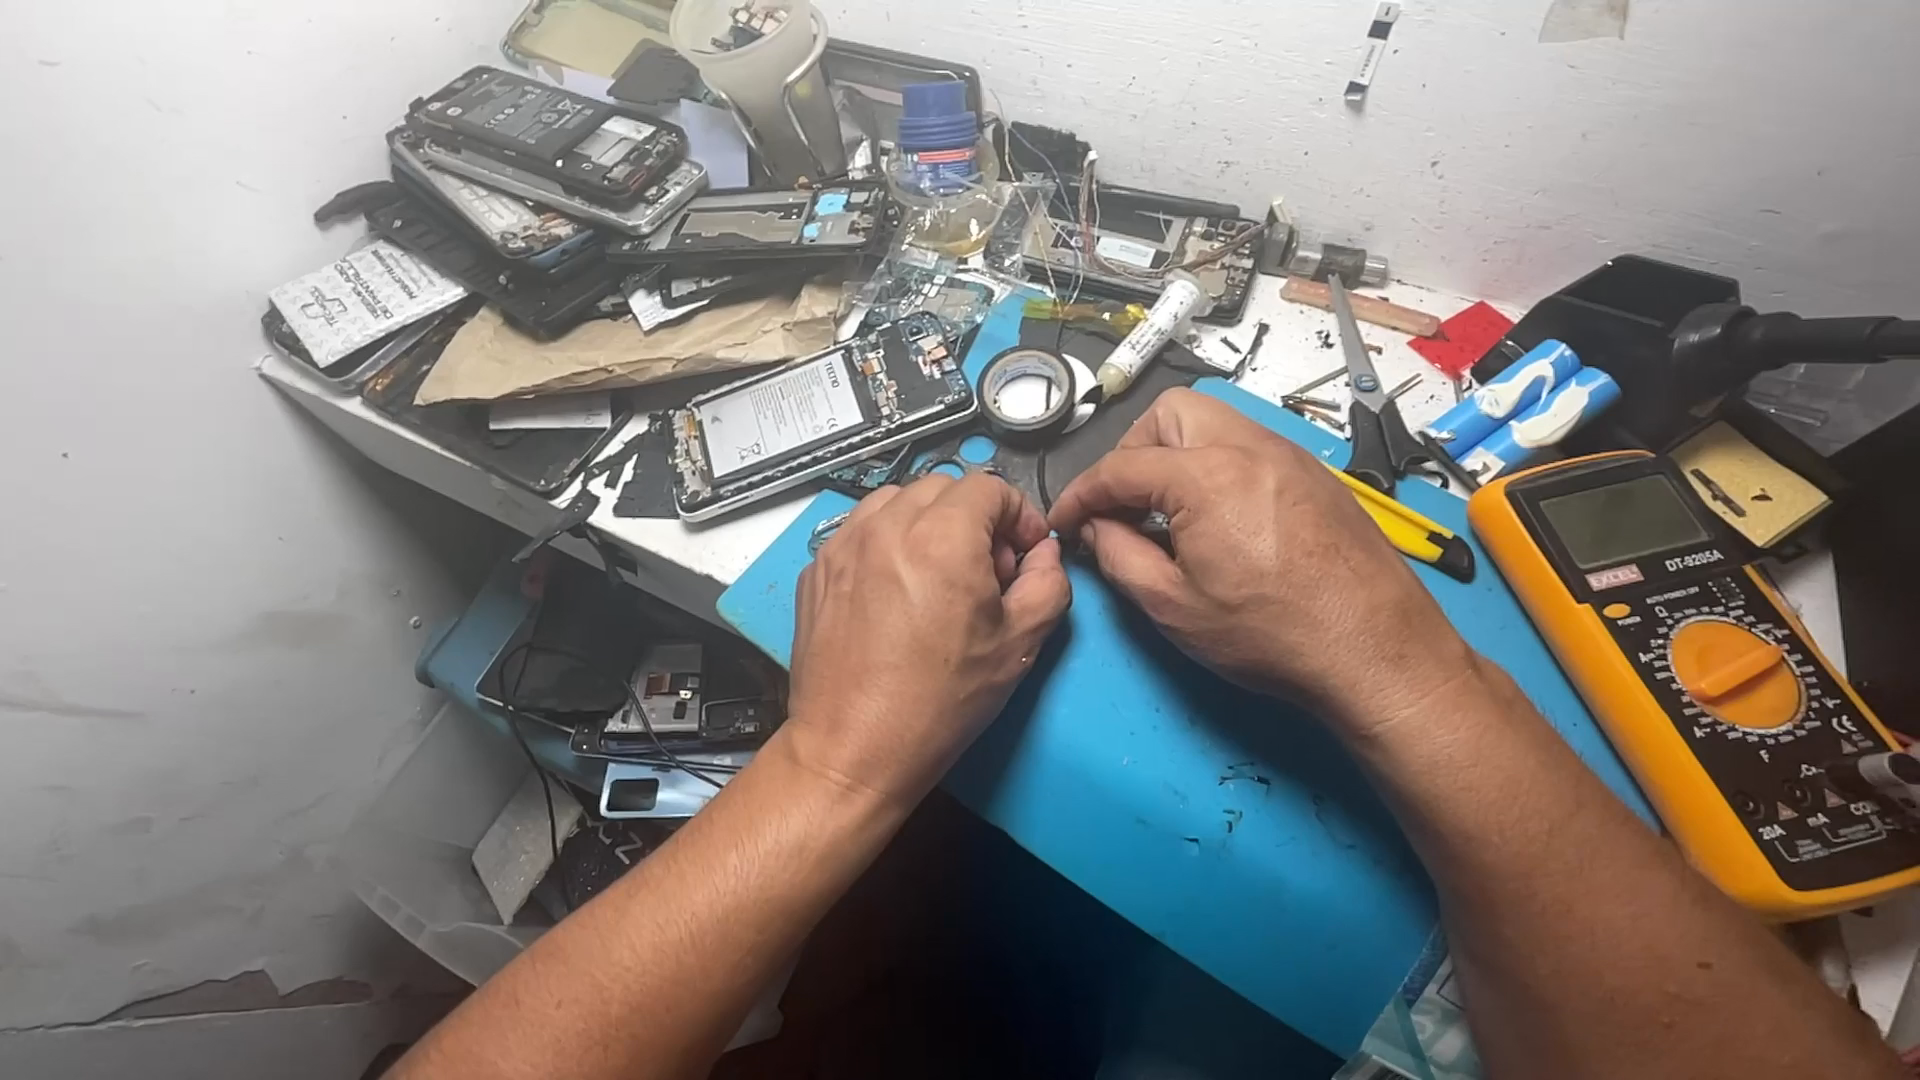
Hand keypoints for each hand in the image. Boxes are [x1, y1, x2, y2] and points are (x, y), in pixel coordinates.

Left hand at [784, 474, 1071, 805]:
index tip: (1022, 553)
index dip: (1017, 515)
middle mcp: (887, 526)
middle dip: (974, 517)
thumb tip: (1042, 553)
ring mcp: (843, 544)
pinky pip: (861, 530)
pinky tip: (896, 590)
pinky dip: (887, 542)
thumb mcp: (1018, 645)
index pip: (989, 486)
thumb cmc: (939, 701)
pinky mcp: (818, 569)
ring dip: (928, 522)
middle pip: (943, 487)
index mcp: (942, 537)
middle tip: (984, 571)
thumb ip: (1047, 583)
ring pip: (897, 500)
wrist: (853, 747)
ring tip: (938, 574)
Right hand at [1049, 388, 1477, 739]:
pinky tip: (1214, 518)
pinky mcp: (1312, 473)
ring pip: (1210, 422)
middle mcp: (1248, 447)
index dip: (1080, 494)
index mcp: (1205, 476)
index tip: (1064, 521)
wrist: (1377, 652)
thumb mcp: (1172, 605)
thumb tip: (1092, 528)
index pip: (1119, 466)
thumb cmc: (1271, 634)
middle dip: (1131, 453)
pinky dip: (1212, 464)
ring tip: (1166, 512)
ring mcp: (1287, 455)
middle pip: (1168, 414)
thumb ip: (1117, 555)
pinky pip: (1245, 445)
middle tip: (1122, 506)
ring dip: (1173, 454)